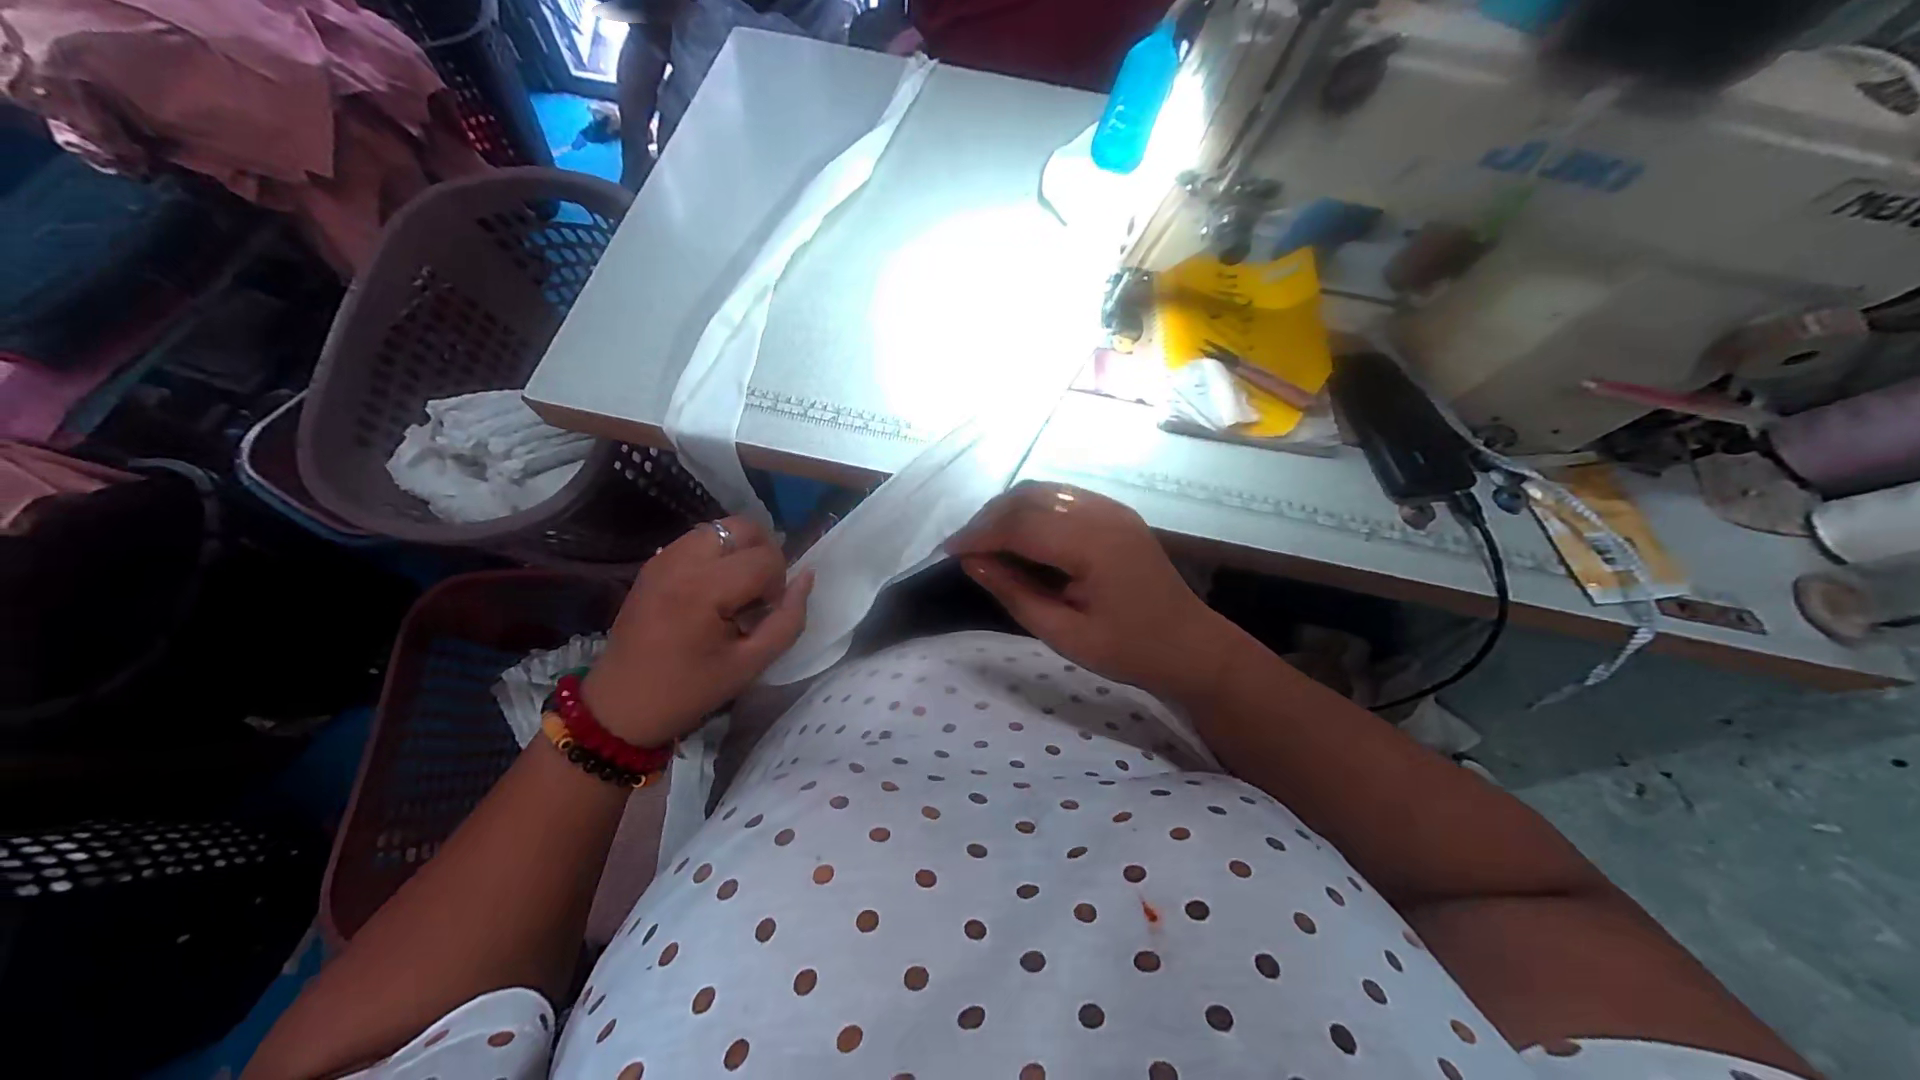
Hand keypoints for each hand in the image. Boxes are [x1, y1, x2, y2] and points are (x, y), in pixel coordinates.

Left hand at [583, 516, 812, 744]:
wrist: (621, 706)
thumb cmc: (688, 690)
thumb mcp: (750, 664)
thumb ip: (788, 620)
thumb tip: (807, 577)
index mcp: (702, 588)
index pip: (766, 558)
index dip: (779, 585)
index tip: (764, 616)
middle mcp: (680, 560)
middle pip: (744, 527)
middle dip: (764, 555)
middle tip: (758, 594)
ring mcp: (662, 557)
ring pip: (721, 528)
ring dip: (741, 552)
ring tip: (735, 592)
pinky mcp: (653, 563)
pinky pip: (699, 540)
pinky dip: (718, 555)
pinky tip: (713, 592)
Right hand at [943, 483, 1236, 699]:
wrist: (1190, 646)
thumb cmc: (1129, 650)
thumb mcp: (1064, 634)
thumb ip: (1015, 594)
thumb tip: (971, 563)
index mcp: (1093, 544)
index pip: (1021, 525)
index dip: (979, 535)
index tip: (948, 552)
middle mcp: (1102, 513)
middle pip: (1029, 498)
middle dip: (989, 519)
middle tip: (964, 549)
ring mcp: (1112, 509)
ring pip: (1044, 492)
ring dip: (1008, 511)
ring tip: (985, 543)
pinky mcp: (1115, 513)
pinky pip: (1061, 499)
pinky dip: (1031, 511)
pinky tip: (1019, 537)